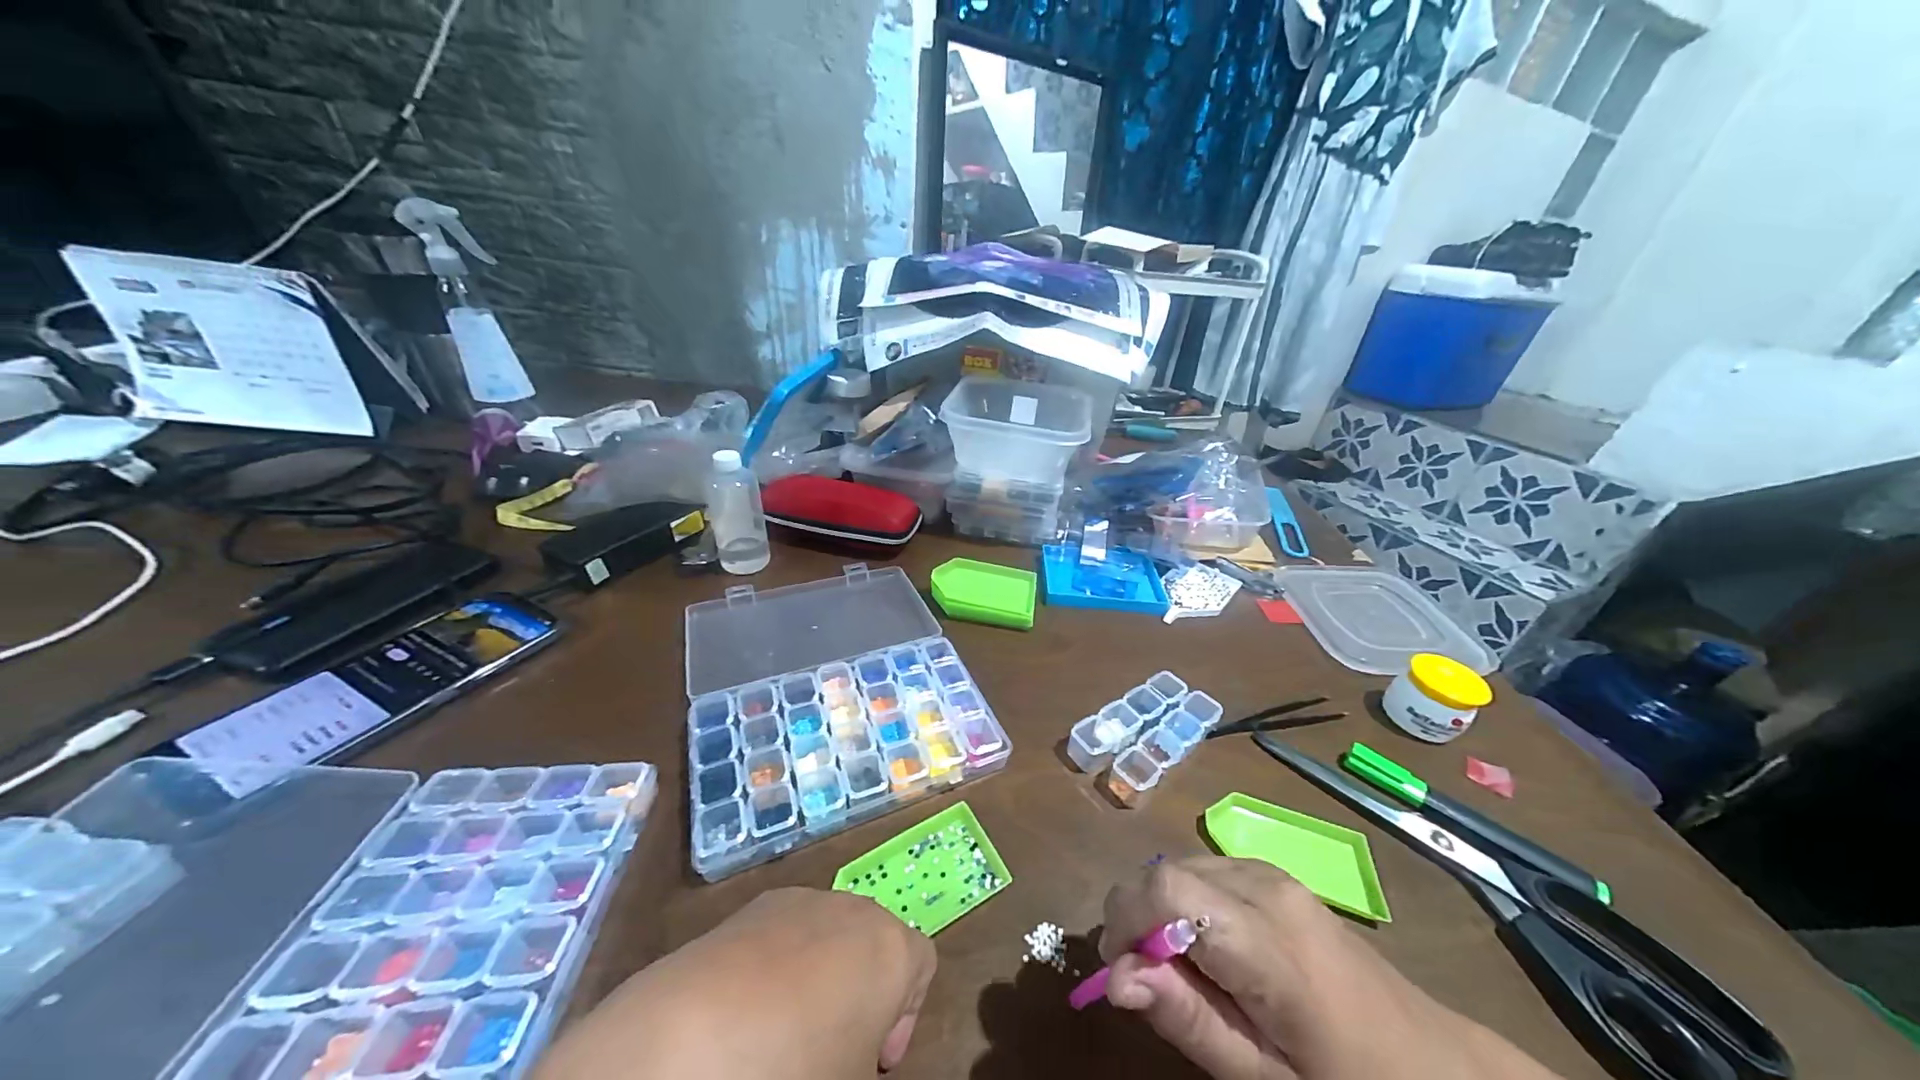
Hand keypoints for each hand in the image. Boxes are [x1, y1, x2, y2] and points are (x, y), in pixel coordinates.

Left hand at [536, 887, 935, 1079]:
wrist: (687, 1042)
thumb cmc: (798, 1067)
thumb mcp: (852, 1075)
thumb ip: (866, 1055)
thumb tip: (850, 1047)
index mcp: (892, 947)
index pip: (923, 964)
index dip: (907, 1015)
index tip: (877, 1059)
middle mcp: (850, 909)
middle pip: (873, 942)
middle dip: (862, 991)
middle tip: (835, 1046)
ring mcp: (796, 902)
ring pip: (825, 935)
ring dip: (818, 975)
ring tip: (784, 1032)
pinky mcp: (747, 908)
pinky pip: (780, 936)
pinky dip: (776, 967)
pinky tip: (744, 1014)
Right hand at [1100, 856, 1561, 1079]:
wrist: (1432, 1061)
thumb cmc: (1346, 1079)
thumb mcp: (1264, 1076)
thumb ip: (1188, 1019)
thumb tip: (1116, 976)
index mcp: (1267, 939)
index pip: (1165, 889)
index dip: (1127, 921)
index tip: (1125, 974)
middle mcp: (1265, 884)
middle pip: (1164, 873)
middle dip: (1138, 920)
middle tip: (1151, 983)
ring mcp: (1273, 872)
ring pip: (1180, 869)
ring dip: (1160, 912)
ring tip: (1183, 973)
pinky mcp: (1275, 873)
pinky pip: (1206, 871)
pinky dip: (1186, 902)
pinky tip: (1209, 949)